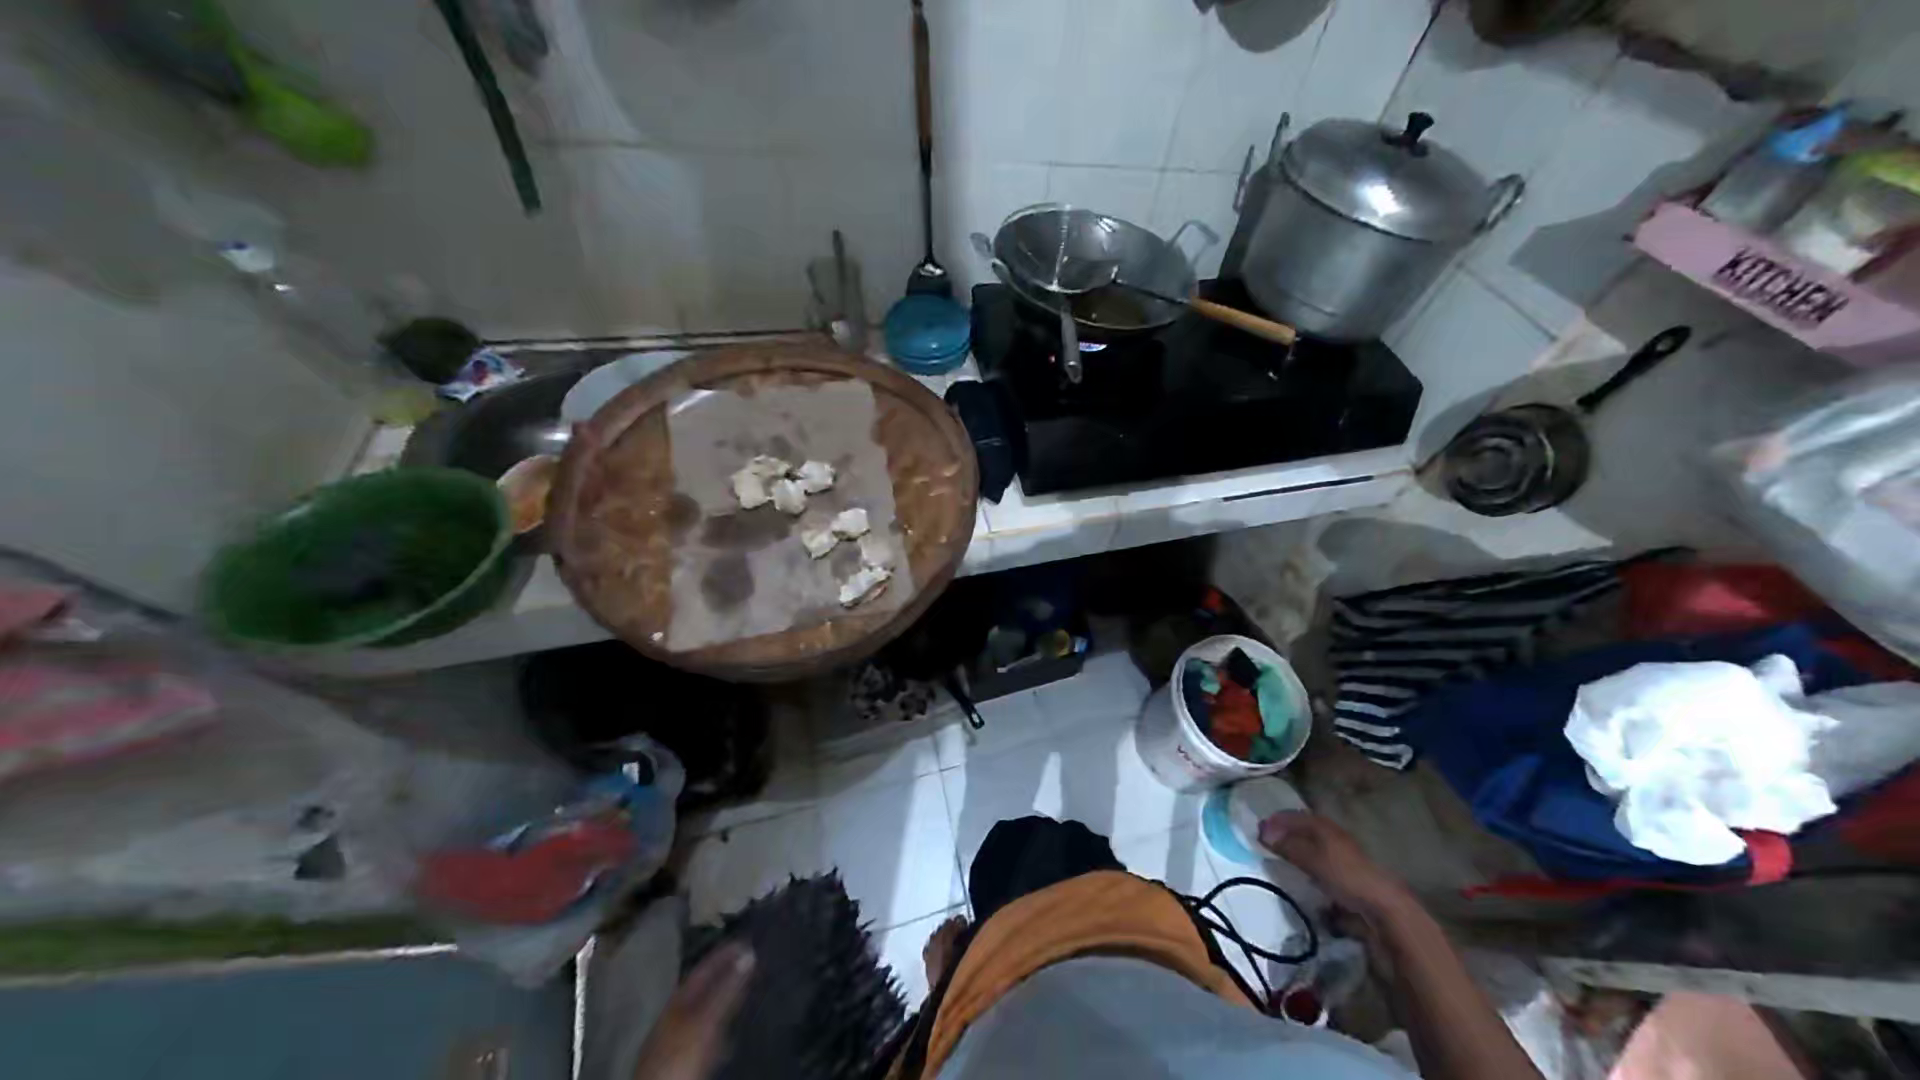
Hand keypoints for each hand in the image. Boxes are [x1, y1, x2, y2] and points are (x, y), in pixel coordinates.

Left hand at [631, 942, 754, 1079]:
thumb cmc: (679, 1058)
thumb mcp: (705, 1021)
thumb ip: (726, 989)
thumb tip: (749, 953)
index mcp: (678, 1001)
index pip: (704, 968)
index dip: (725, 953)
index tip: (749, 940)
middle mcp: (678, 1017)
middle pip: (706, 988)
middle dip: (730, 974)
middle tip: (757, 961)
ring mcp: (682, 1040)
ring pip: (710, 1012)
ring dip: (731, 1000)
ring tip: (755, 989)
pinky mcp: (690, 1062)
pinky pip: (714, 1036)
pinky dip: (729, 1028)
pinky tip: (741, 1030)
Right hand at [1257, 811, 1409, 918]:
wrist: (1384, 909)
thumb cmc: (1345, 876)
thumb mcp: (1311, 859)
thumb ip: (1287, 845)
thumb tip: (1262, 832)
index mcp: (1325, 828)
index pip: (1296, 816)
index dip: (1277, 820)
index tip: (1259, 828)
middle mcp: (1335, 838)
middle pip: (1306, 830)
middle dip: (1287, 834)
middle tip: (1268, 842)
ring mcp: (1343, 858)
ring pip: (1315, 848)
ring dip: (1298, 851)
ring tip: (1282, 860)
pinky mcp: (1348, 878)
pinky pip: (1322, 867)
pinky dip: (1310, 868)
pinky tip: (1303, 879)